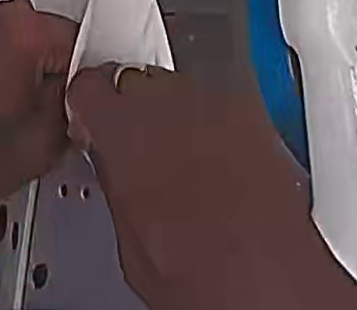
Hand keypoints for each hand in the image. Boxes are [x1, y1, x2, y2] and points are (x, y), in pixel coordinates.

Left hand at [0, 0, 76, 260]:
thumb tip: (96, 87)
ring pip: (45, 40)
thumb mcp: (50, 136)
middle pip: (65, 37)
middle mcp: (8, 16)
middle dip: (68, 72)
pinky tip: (18, 100)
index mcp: (28, 32)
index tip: (85, 103)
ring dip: (47, 69)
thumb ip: (84, 100)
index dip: (89, 81)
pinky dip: (27, 65)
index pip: (86, 44)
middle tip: (60, 112)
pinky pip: (22, 41)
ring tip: (32, 109)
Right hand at [69, 66, 356, 309]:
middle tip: (139, 140)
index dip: (88, 101)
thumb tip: (113, 163)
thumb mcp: (128, 236)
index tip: (92, 112)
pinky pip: (213, 97)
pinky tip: (215, 152)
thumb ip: (115, 177)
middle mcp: (162, 99)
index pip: (88, 86)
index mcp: (121, 128)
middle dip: (131, 104)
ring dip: (171, 106)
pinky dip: (208, 115)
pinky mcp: (244, 104)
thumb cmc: (200, 271)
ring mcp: (206, 97)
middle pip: (132, 79)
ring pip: (173, 84)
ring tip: (182, 151)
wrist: (268, 277)